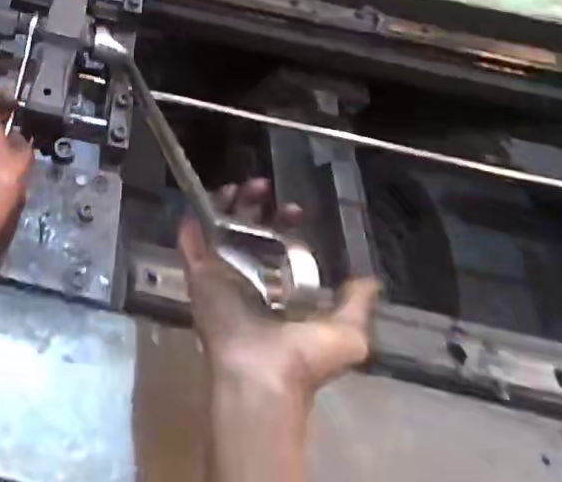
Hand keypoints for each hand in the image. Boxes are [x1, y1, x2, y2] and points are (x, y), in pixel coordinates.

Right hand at [179, 179, 378, 398]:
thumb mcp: (346, 333)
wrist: (263, 376)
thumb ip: (357, 305)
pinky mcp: (199, 277)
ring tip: (238, 186)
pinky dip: (189, 225)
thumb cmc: (304, 358)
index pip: (278, 242)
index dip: (285, 221)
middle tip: (263, 187)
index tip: (295, 210)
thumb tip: (372, 281)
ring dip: (225, 204)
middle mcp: (248, 277)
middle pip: (246, 228)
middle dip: (255, 203)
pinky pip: (189, 245)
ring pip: (218, 229)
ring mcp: (221, 275)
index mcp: (278, 288)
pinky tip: (196, 205)